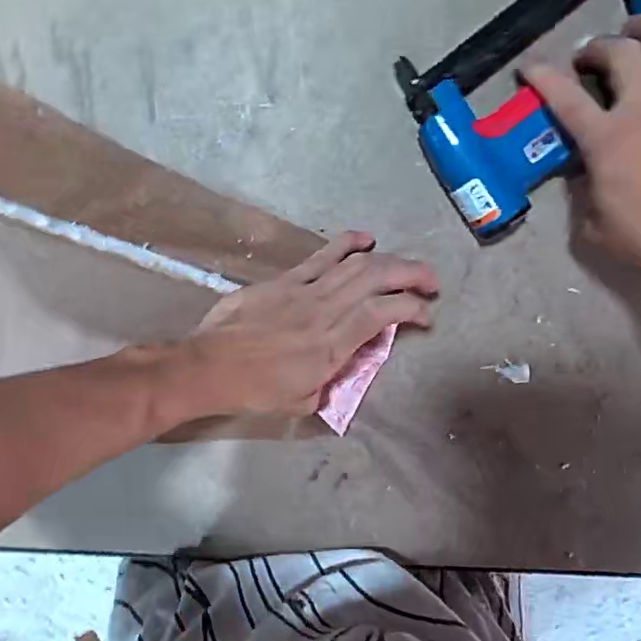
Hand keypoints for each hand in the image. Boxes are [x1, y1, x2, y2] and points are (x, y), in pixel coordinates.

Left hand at [170, 232, 437, 417]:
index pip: (384, 314)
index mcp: (332, 345)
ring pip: (356, 264)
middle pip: (378, 278)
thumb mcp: (305, 401)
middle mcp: (324, 311)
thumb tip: (353, 365)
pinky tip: (365, 239)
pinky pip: (322, 256)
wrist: (209, 367)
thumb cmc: (256, 392)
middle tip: (431, 283)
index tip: (426, 316)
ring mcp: (304, 291)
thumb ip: (335, 382)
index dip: (413, 309)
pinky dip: (347, 244)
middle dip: (413, 275)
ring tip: (407, 265)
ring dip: (389, 259)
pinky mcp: (285, 281)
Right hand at [524, 13, 640, 283]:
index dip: (542, 76)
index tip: (529, 67)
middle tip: (588, 59)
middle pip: (619, 50)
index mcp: (608, 141)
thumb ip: (582, 191)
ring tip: (636, 34)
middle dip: (595, 47)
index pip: (566, 97)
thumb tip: (583, 169)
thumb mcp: (594, 226)